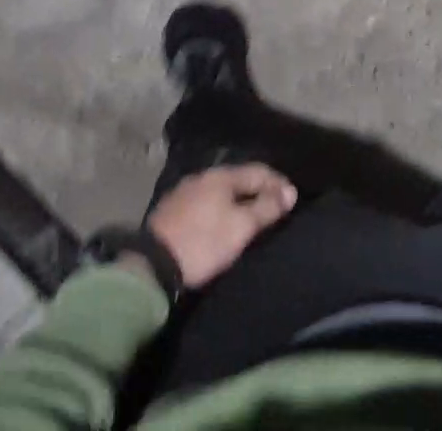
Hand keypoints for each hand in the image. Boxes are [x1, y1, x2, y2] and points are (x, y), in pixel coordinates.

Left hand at [147, 164, 297, 287]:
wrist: (149, 269)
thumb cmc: (203, 243)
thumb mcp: (242, 226)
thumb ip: (268, 207)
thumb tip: (290, 192)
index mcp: (220, 177)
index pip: (259, 171)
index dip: (279, 184)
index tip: (291, 201)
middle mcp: (200, 179)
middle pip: (238, 181)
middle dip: (257, 193)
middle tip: (272, 211)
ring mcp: (180, 195)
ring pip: (219, 194)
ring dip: (237, 204)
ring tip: (248, 221)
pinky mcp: (168, 214)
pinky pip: (203, 206)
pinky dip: (218, 212)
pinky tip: (221, 226)